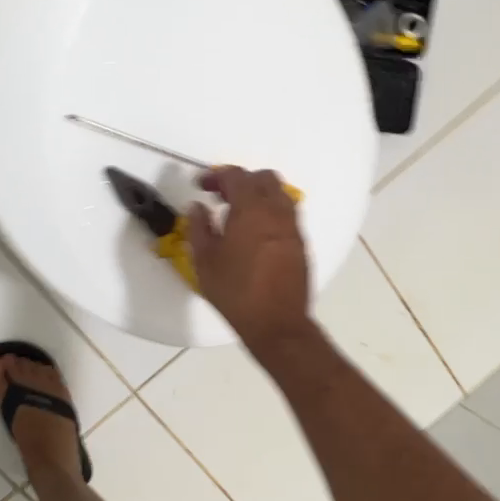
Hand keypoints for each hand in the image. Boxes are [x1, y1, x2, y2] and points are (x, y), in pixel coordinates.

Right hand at [188, 167, 315, 351]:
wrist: (277, 324)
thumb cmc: (235, 293)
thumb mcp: (205, 262)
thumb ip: (199, 228)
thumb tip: (197, 207)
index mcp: (251, 210)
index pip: (236, 176)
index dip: (216, 175)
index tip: (201, 186)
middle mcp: (277, 211)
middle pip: (264, 178)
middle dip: (241, 181)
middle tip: (221, 197)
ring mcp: (293, 228)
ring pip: (280, 195)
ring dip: (259, 196)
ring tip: (239, 216)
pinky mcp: (301, 244)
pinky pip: (287, 215)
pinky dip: (270, 213)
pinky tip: (256, 236)